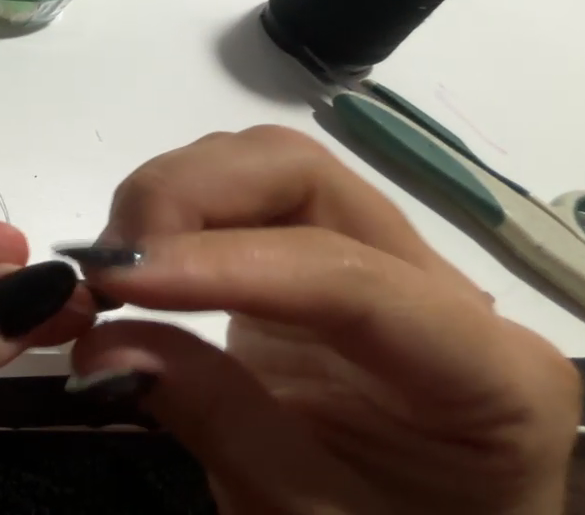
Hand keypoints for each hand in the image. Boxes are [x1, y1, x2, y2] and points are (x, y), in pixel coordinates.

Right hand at [72, 126, 581, 514]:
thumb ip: (218, 422)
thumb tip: (99, 342)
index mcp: (485, 373)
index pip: (345, 276)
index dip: (220, 263)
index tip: (113, 280)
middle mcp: (437, 287)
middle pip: (298, 174)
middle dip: (184, 195)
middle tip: (110, 263)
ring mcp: (370, 253)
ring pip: (257, 162)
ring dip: (168, 194)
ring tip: (119, 268)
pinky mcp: (306, 246)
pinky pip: (231, 188)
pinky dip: (166, 207)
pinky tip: (139, 262)